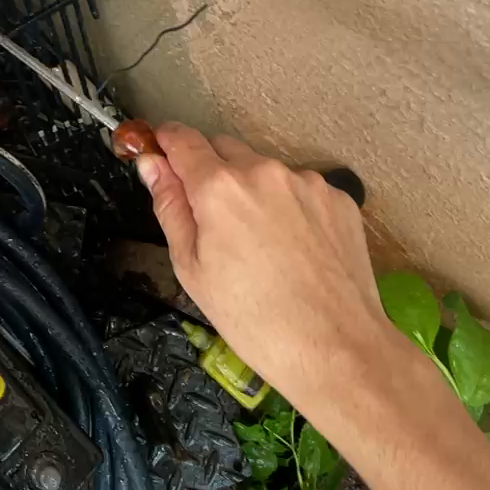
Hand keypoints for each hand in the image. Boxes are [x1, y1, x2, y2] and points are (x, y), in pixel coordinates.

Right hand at [135, 122, 404, 414]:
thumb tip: (151, 166)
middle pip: (222, 148)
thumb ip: (169, 206)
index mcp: (219, 188)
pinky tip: (292, 246)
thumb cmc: (254, 318)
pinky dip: (288, 205)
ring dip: (251, 189)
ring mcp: (306, 182)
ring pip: (262, 169)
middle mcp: (263, 172)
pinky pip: (299, 188)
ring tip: (259, 242)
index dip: (166, 142)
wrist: (336, 349)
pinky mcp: (338, 198)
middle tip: (210, 217)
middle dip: (209, 171)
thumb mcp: (191, 268)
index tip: (160, 152)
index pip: (182, 139)